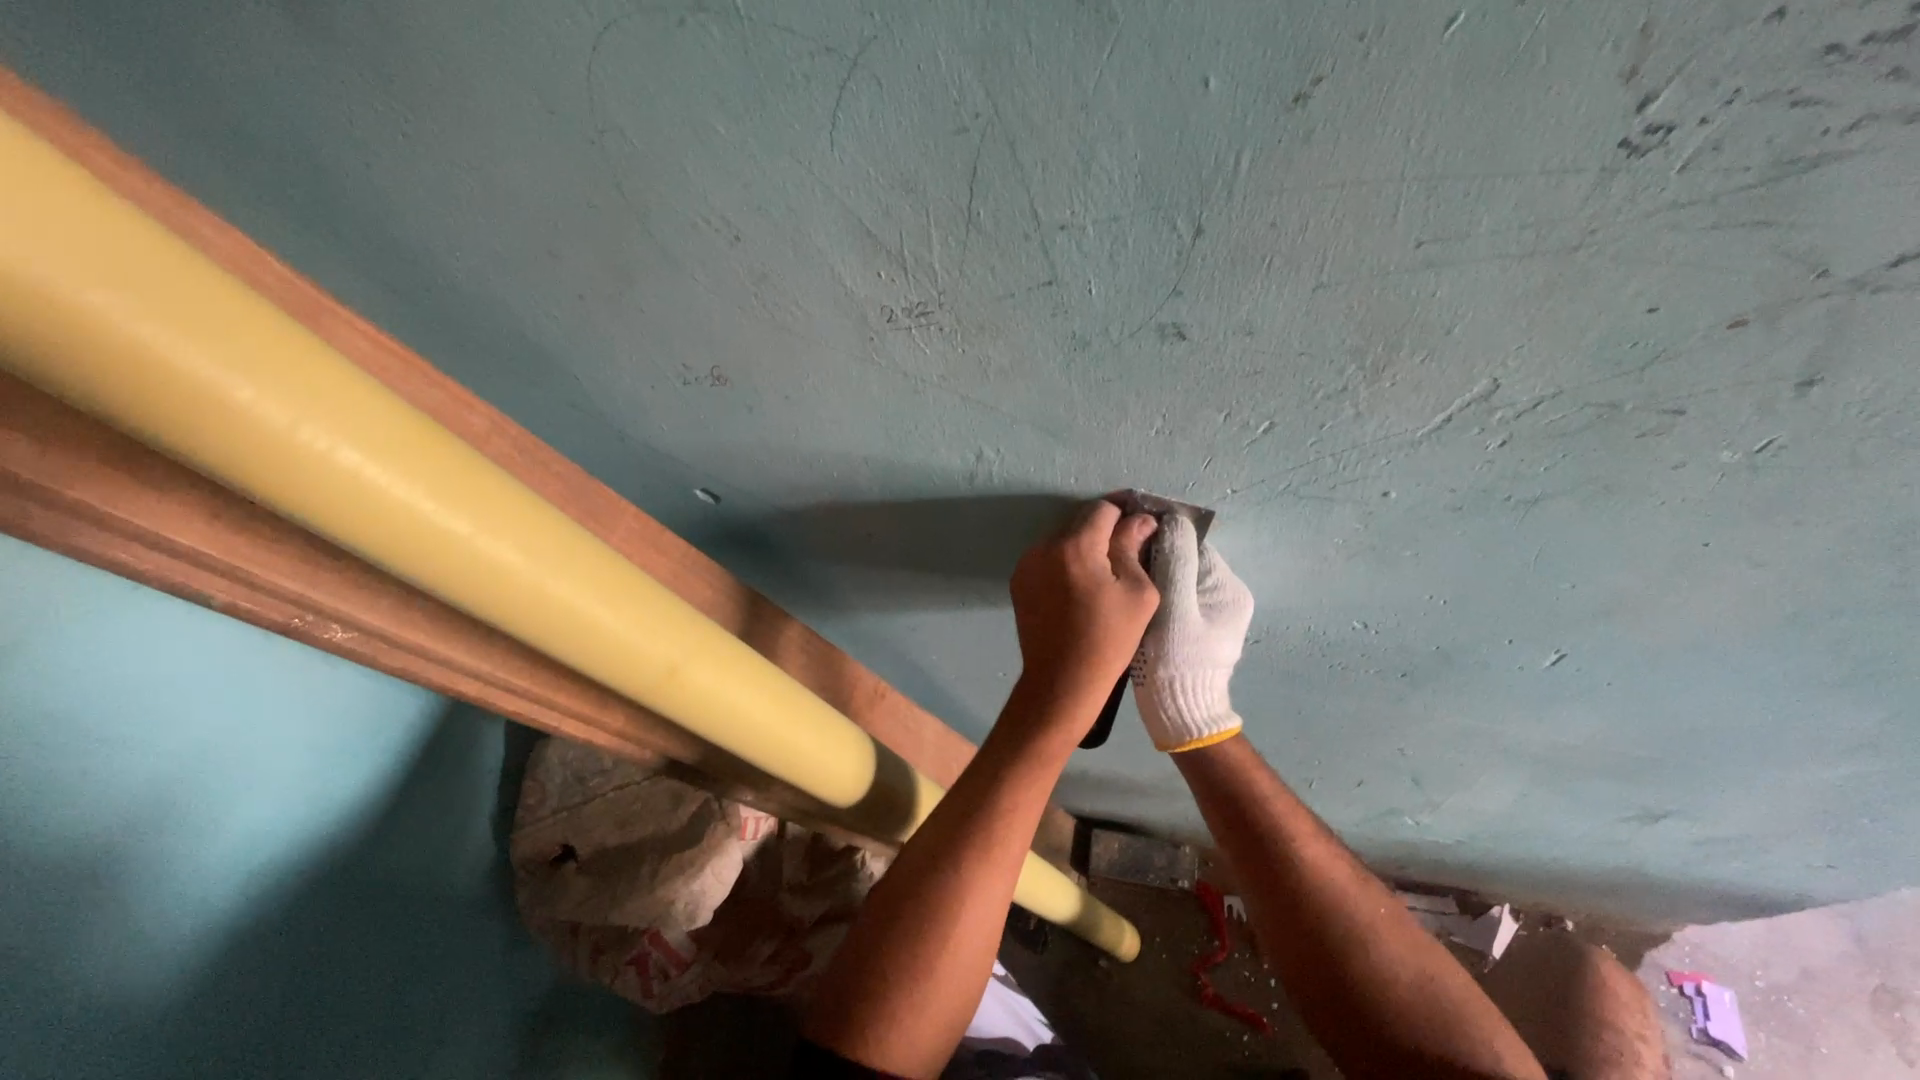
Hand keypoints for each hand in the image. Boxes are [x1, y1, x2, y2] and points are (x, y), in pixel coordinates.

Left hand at [1008, 500, 1159, 718]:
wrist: (1061, 682)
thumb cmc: (1108, 640)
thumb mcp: (1137, 593)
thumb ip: (1133, 547)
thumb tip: (1140, 520)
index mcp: (1074, 546)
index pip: (1102, 509)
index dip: (1125, 513)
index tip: (1142, 526)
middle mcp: (1043, 546)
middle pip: (1079, 521)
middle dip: (1104, 530)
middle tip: (1128, 551)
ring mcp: (1026, 564)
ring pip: (1062, 538)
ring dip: (1083, 546)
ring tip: (1103, 574)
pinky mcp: (1019, 582)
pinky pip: (1047, 558)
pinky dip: (1065, 563)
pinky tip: (1080, 588)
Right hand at [1133, 514, 1254, 751]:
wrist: (1181, 714)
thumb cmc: (1176, 661)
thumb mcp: (1172, 607)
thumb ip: (1174, 561)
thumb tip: (1172, 519)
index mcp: (1226, 587)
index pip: (1190, 544)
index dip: (1159, 538)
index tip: (1128, 543)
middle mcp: (1226, 596)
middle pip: (1183, 560)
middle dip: (1155, 560)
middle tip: (1123, 568)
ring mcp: (1213, 615)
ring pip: (1177, 580)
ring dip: (1153, 579)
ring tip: (1126, 588)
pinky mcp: (1198, 630)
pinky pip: (1175, 600)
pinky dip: (1155, 598)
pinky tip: (1135, 608)